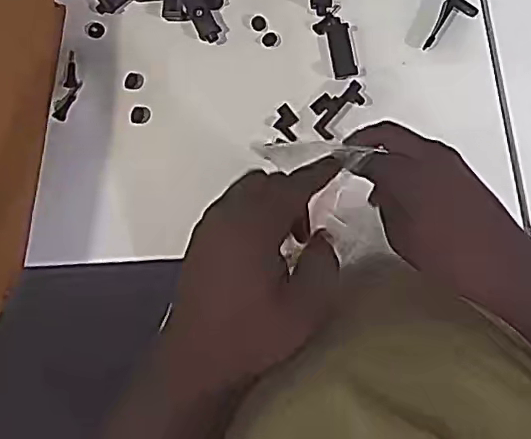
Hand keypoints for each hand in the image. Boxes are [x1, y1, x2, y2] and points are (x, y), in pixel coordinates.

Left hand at [156, 159, 342, 396]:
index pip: (294, 185)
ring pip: (249, 190)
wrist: (195, 365)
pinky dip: (253, 212)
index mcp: (255, 223)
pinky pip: (233, 206)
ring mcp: (211, 225)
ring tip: (287, 239)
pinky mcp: (201, 239)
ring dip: (272, 202)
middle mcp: (230, 215)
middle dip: (294, 193)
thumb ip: (323, 264)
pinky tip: (262, 248)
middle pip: (269, 181)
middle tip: (309, 225)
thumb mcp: (304, 309)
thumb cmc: (249, 338)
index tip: (335, 165)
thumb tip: (323, 238)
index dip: (318, 173)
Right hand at [350, 121, 530, 306]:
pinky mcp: (461, 169)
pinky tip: (404, 185)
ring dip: (390, 149)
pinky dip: (409, 160)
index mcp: (411, 172)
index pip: (371, 155)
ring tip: (377, 174)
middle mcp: (431, 157)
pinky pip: (426, 153)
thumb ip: (387, 207)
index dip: (352, 159)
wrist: (505, 267)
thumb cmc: (460, 260)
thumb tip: (381, 194)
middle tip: (352, 151)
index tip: (342, 164)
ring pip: (409, 141)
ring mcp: (449, 161)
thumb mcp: (405, 239)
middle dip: (367, 139)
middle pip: (389, 133)